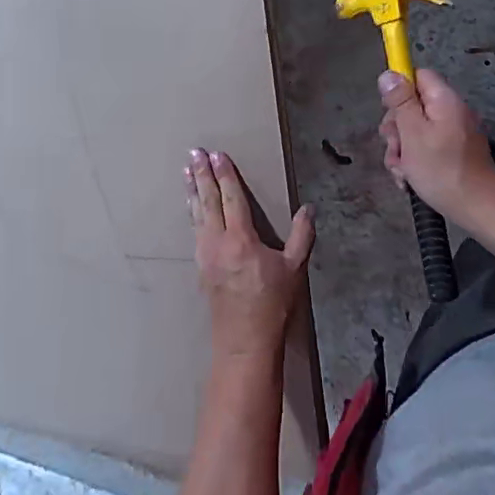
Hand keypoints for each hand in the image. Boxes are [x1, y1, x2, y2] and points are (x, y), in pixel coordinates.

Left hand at [187, 149, 314, 360]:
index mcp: (241, 239)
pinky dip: (192, 212)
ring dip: (192, 190)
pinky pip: (195, 230)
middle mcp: (218, 243)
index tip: (217, 155)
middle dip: (202, 175)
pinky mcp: (201, 267)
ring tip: (186, 171)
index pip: (231, 198)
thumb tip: (308, 209)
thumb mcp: (294, 269)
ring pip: (196, 215)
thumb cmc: (272, 305)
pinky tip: (191, 206)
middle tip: (194, 153)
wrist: (244, 341)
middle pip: (207, 201)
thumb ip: (301, 236)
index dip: (225, 174)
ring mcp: (205, 255)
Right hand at [377, 69, 494, 219]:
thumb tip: (389, 74)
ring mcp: (455, 134)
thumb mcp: (412, 133)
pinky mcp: (454, 153)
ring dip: (402, 149)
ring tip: (401, 170)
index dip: (399, 90)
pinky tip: (409, 179)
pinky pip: (427, 148)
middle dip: (396, 128)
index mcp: (444, 100)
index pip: (418, 76)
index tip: (389, 112)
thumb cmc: (441, 170)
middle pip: (413, 106)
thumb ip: (400, 102)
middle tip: (394, 147)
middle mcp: (452, 112)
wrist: (477, 207)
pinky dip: (415, 161)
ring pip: (416, 131)